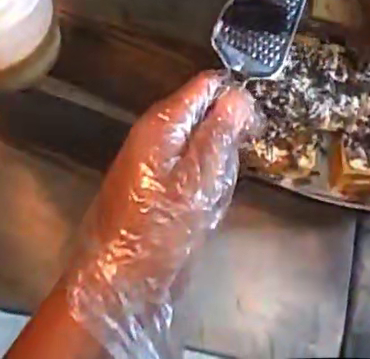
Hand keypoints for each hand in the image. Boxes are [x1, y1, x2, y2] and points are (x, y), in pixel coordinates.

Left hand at [60, 71, 255, 358]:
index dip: (236, 96)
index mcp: (163, 121)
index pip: (206, 84)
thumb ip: (219, 133)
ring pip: (198, 140)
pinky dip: (201, 178)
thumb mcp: (197, 181)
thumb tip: (238, 94)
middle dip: (226, 133)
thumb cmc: (157, 231)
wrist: (113, 285)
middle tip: (235, 166)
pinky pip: (187, 164)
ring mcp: (150, 155)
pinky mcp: (151, 180)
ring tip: (216, 193)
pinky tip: (203, 205)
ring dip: (215, 160)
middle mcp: (153, 130)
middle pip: (203, 110)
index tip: (256, 124)